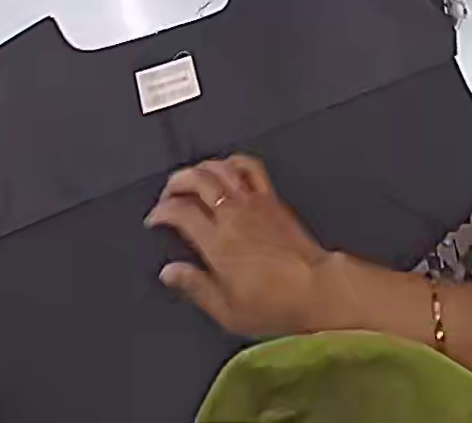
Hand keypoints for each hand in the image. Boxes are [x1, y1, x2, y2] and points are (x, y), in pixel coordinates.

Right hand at [144, 155, 339, 337]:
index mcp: (218, 242)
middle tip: (167, 194)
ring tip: (190, 177)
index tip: (155, 219)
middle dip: (175, 182)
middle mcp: (232, 214)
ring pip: (219, 168)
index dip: (161, 212)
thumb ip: (194, 286)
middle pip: (196, 180)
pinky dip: (232, 161)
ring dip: (199, 168)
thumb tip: (169, 272)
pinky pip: (249, 167)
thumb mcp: (226, 309)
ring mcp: (252, 201)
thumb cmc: (275, 304)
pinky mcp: (270, 196)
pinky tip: (225, 166)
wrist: (316, 289)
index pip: (180, 212)